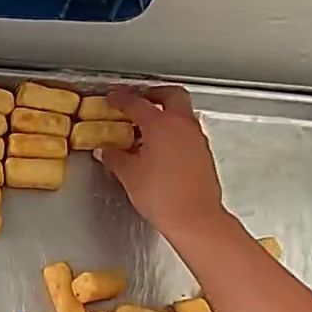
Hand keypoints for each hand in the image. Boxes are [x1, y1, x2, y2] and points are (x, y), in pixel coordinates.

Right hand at [99, 86, 228, 238]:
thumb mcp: (129, 175)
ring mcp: (196, 138)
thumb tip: (108, 151)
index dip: (121, 99)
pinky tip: (161, 147)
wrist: (195, 218)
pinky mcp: (204, 153)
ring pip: (182, 112)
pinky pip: (188, 131)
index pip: (137, 103)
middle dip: (153, 94)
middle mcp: (182, 125)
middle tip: (138, 100)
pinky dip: (174, 130)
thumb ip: (116, 158)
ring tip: (147, 127)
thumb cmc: (163, 196)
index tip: (113, 99)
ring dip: (166, 112)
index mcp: (161, 124)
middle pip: (170, 94)